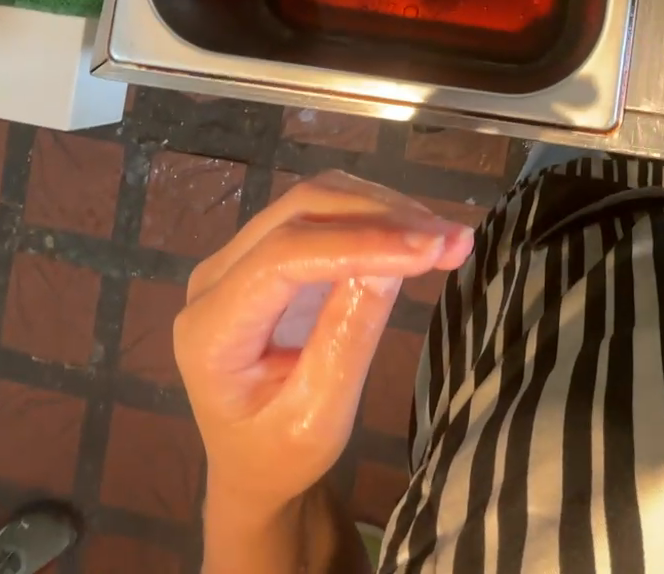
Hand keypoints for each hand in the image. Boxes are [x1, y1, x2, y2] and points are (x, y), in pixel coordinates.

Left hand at [175, 170, 473, 517]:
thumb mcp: (319, 419)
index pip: (283, 257)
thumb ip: (348, 338)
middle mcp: (214, 277)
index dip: (360, 243)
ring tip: (445, 236)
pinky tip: (414, 233)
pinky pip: (322, 212)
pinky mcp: (267, 250)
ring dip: (385, 209)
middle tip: (452, 239)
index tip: (431, 248)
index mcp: (211, 329)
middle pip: (301, 212)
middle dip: (383, 216)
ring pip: (316, 200)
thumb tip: (390, 263)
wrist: (253, 463)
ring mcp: (237, 257)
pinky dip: (375, 215)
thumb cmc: (279, 457)